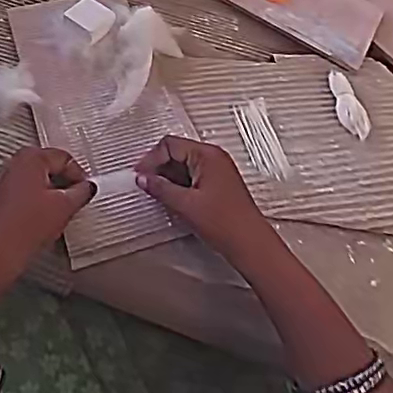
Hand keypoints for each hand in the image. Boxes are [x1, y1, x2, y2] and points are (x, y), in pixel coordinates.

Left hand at [0, 148, 95, 274]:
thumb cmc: (24, 227)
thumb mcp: (64, 207)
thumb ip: (81, 192)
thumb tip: (86, 188)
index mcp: (30, 158)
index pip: (63, 157)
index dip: (79, 174)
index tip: (86, 188)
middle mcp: (14, 164)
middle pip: (47, 166)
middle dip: (63, 181)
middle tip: (76, 197)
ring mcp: (3, 180)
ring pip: (34, 180)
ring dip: (49, 192)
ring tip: (58, 211)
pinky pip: (22, 192)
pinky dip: (34, 201)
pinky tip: (40, 218)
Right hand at [136, 135, 275, 261]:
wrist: (252, 247)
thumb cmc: (228, 225)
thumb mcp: (185, 205)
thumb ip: (160, 188)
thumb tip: (144, 178)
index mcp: (207, 154)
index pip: (170, 145)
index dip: (151, 159)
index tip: (141, 174)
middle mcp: (214, 158)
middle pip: (177, 153)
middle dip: (159, 168)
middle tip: (146, 183)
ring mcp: (218, 171)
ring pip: (184, 165)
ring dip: (169, 178)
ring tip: (158, 194)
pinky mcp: (219, 184)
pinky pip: (193, 176)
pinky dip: (180, 185)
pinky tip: (173, 200)